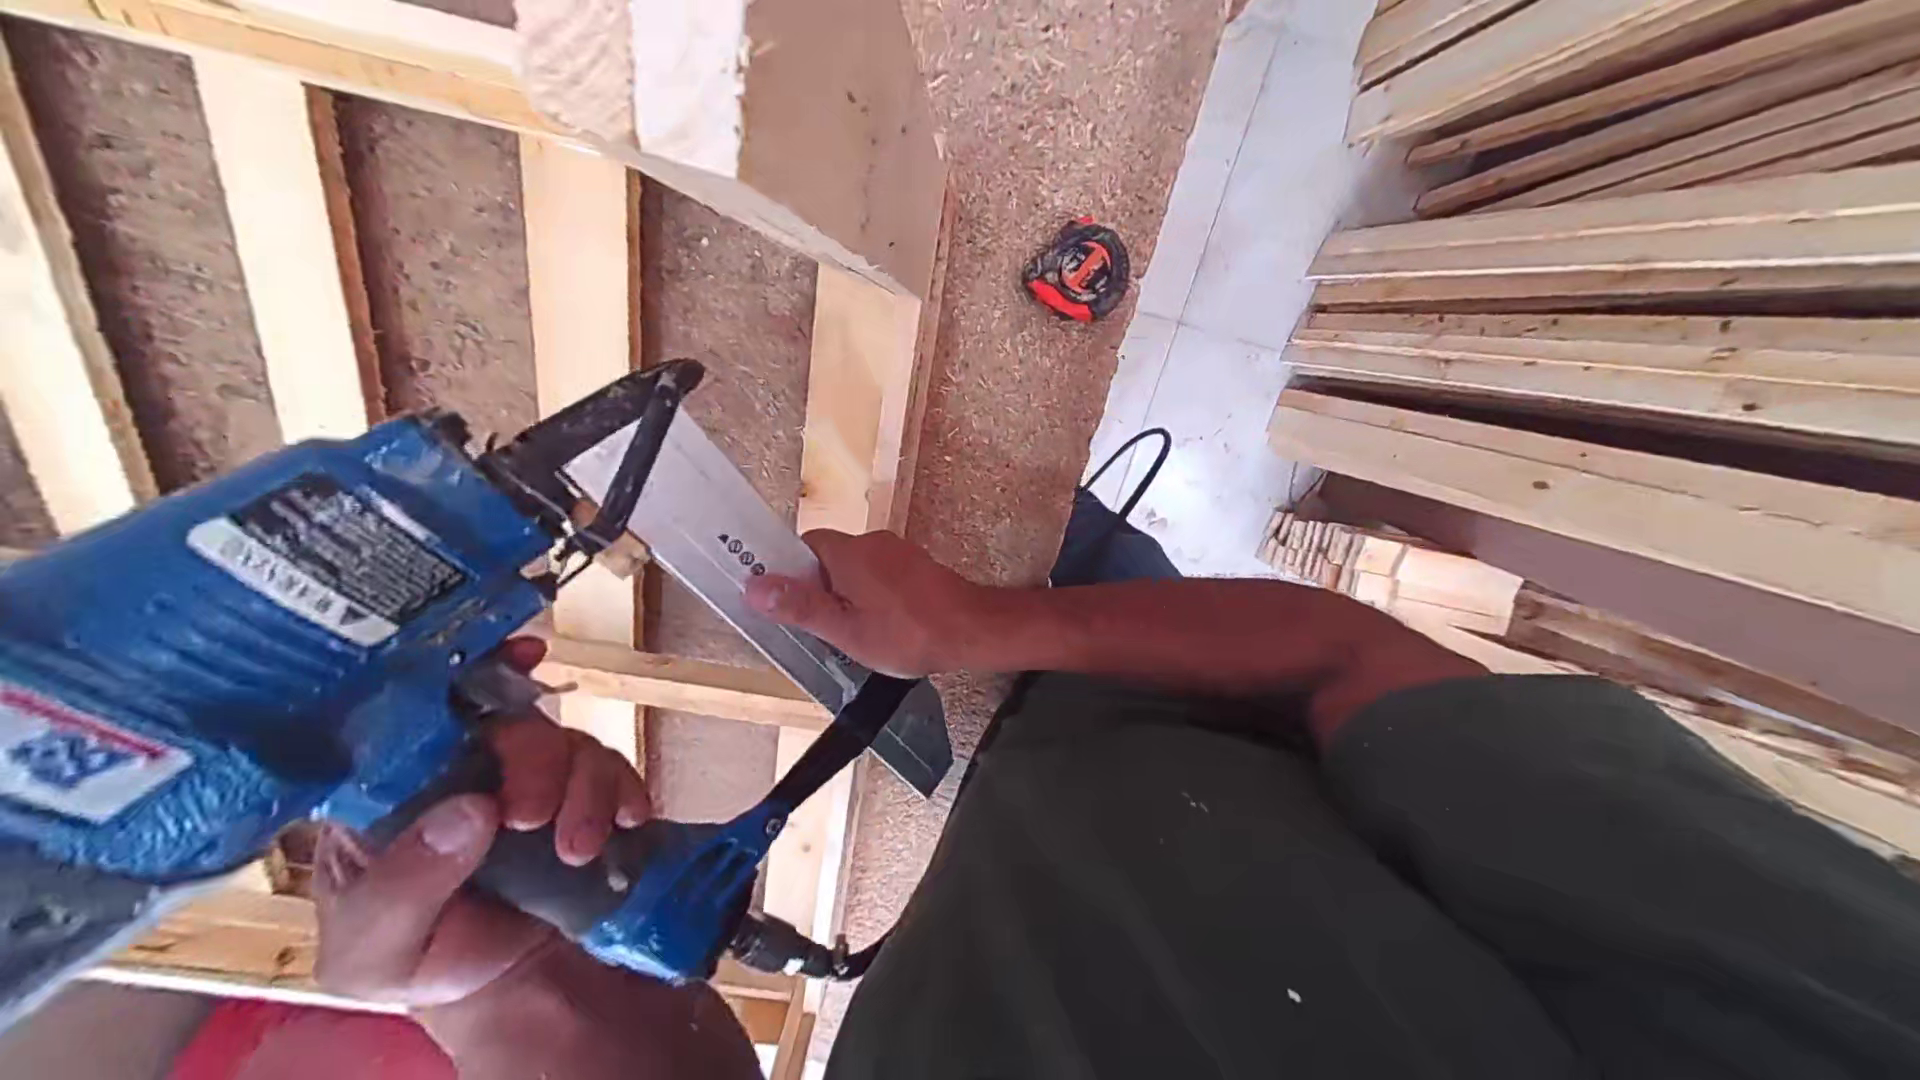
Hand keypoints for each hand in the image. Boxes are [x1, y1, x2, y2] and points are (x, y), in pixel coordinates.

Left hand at [312, 637, 649, 1006]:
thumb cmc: (424, 959)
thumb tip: (471, 810)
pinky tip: (629, 821)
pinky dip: (626, 789)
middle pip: (513, 724)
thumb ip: (403, 889)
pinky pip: (615, 767)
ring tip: (580, 850)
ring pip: (572, 742)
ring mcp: (536, 774)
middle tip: (536, 818)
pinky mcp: (586, 789)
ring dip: (587, 788)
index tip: (523, 654)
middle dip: (537, 761)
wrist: (511, 977)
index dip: (469, 671)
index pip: (423, 712)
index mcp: (401, 790)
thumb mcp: (378, 952)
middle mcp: (471, 768)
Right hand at [743, 529, 997, 675]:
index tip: (788, 602)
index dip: (790, 572)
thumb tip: (753, 586)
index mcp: (848, 552)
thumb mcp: (845, 630)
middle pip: (829, 558)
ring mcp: (899, 552)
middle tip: (822, 626)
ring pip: (856, 569)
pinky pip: (882, 576)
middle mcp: (872, 542)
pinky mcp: (918, 566)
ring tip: (855, 632)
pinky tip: (884, 625)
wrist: (973, 630)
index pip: (803, 547)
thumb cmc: (906, 634)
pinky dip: (874, 596)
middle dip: (821, 589)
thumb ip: (800, 607)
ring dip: (849, 595)